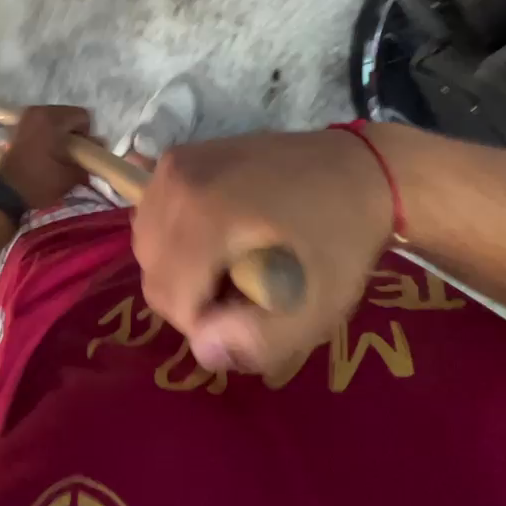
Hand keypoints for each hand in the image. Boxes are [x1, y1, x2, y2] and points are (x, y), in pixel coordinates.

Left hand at [0, 105, 95, 209]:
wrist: (6, 193)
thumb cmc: (39, 182)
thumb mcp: (70, 175)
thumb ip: (89, 158)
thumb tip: (102, 144)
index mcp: (51, 119)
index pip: (83, 115)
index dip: (87, 134)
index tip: (81, 152)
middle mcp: (38, 111)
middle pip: (68, 113)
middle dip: (74, 131)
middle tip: (71, 153)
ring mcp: (26, 116)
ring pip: (55, 117)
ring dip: (61, 131)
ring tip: (58, 153)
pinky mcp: (19, 125)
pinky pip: (42, 122)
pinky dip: (48, 132)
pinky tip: (46, 150)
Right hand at [132, 130, 395, 373]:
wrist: (356, 170)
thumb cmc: (339, 241)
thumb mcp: (316, 309)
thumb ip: (256, 341)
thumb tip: (203, 347)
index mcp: (205, 218)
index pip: (170, 299)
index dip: (208, 322)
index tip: (252, 311)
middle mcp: (175, 185)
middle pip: (155, 272)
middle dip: (192, 295)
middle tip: (244, 289)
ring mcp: (173, 166)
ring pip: (149, 245)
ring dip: (181, 267)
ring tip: (230, 261)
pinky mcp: (177, 157)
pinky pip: (153, 216)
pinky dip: (175, 237)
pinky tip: (212, 236)